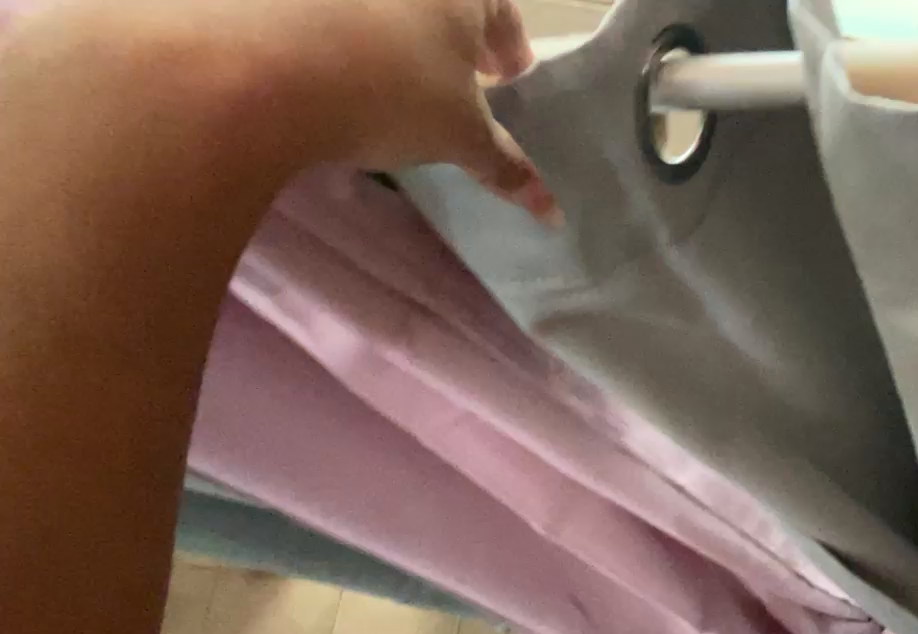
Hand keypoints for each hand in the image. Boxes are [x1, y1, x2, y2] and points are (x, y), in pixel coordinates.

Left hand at [8, 0, 555, 220]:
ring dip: (394, 32)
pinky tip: (334, 69)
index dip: (511, 47)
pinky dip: (337, 31)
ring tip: (394, 79)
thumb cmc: (391, 93)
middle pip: (438, 2)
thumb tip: (553, 213)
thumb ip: (509, 168)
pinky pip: (325, 11)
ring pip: (381, 5)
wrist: (248, 63)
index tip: (508, 78)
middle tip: (457, 77)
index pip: (501, 10)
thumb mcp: (462, 140)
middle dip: (452, 36)